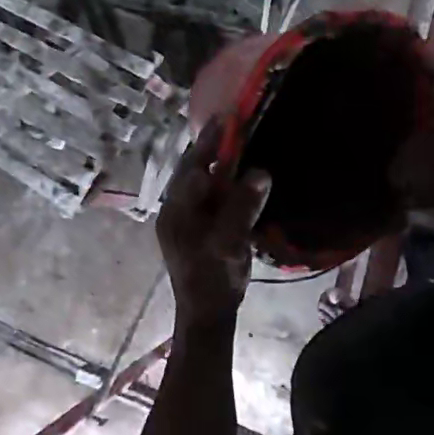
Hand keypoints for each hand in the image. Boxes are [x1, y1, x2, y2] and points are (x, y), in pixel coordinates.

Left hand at [158, 121, 271, 329]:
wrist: (204, 316)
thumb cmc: (214, 280)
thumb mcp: (229, 244)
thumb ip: (242, 207)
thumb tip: (260, 172)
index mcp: (177, 211)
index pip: (192, 167)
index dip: (211, 143)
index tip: (227, 119)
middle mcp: (174, 210)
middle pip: (190, 170)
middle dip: (209, 147)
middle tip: (230, 123)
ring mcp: (181, 220)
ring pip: (195, 182)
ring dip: (212, 163)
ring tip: (232, 143)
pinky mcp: (191, 229)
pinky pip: (202, 195)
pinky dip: (215, 181)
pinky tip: (230, 178)